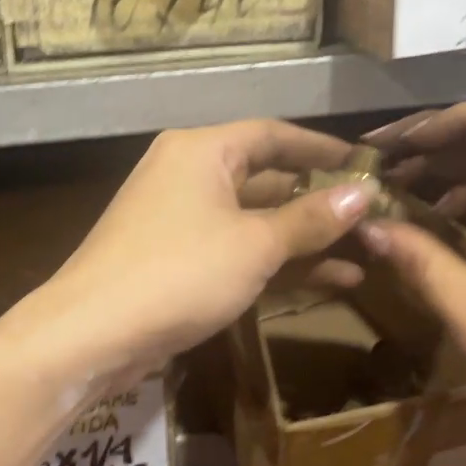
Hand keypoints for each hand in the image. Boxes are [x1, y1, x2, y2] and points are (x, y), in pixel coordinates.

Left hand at [35, 119, 375, 385]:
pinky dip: (275, 262)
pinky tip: (329, 281)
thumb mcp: (255, 244)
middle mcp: (188, 174)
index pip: (273, 134)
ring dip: (303, 238)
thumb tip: (363, 192)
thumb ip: (310, 218)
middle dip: (318, 200)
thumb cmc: (179, 272)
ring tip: (365, 255)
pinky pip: (235, 249)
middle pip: (264, 177)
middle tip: (373, 217)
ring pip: (253, 219)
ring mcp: (178, 218)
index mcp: (202, 150)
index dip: (322, 148)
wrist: (92, 331)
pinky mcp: (174, 259)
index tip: (367, 164)